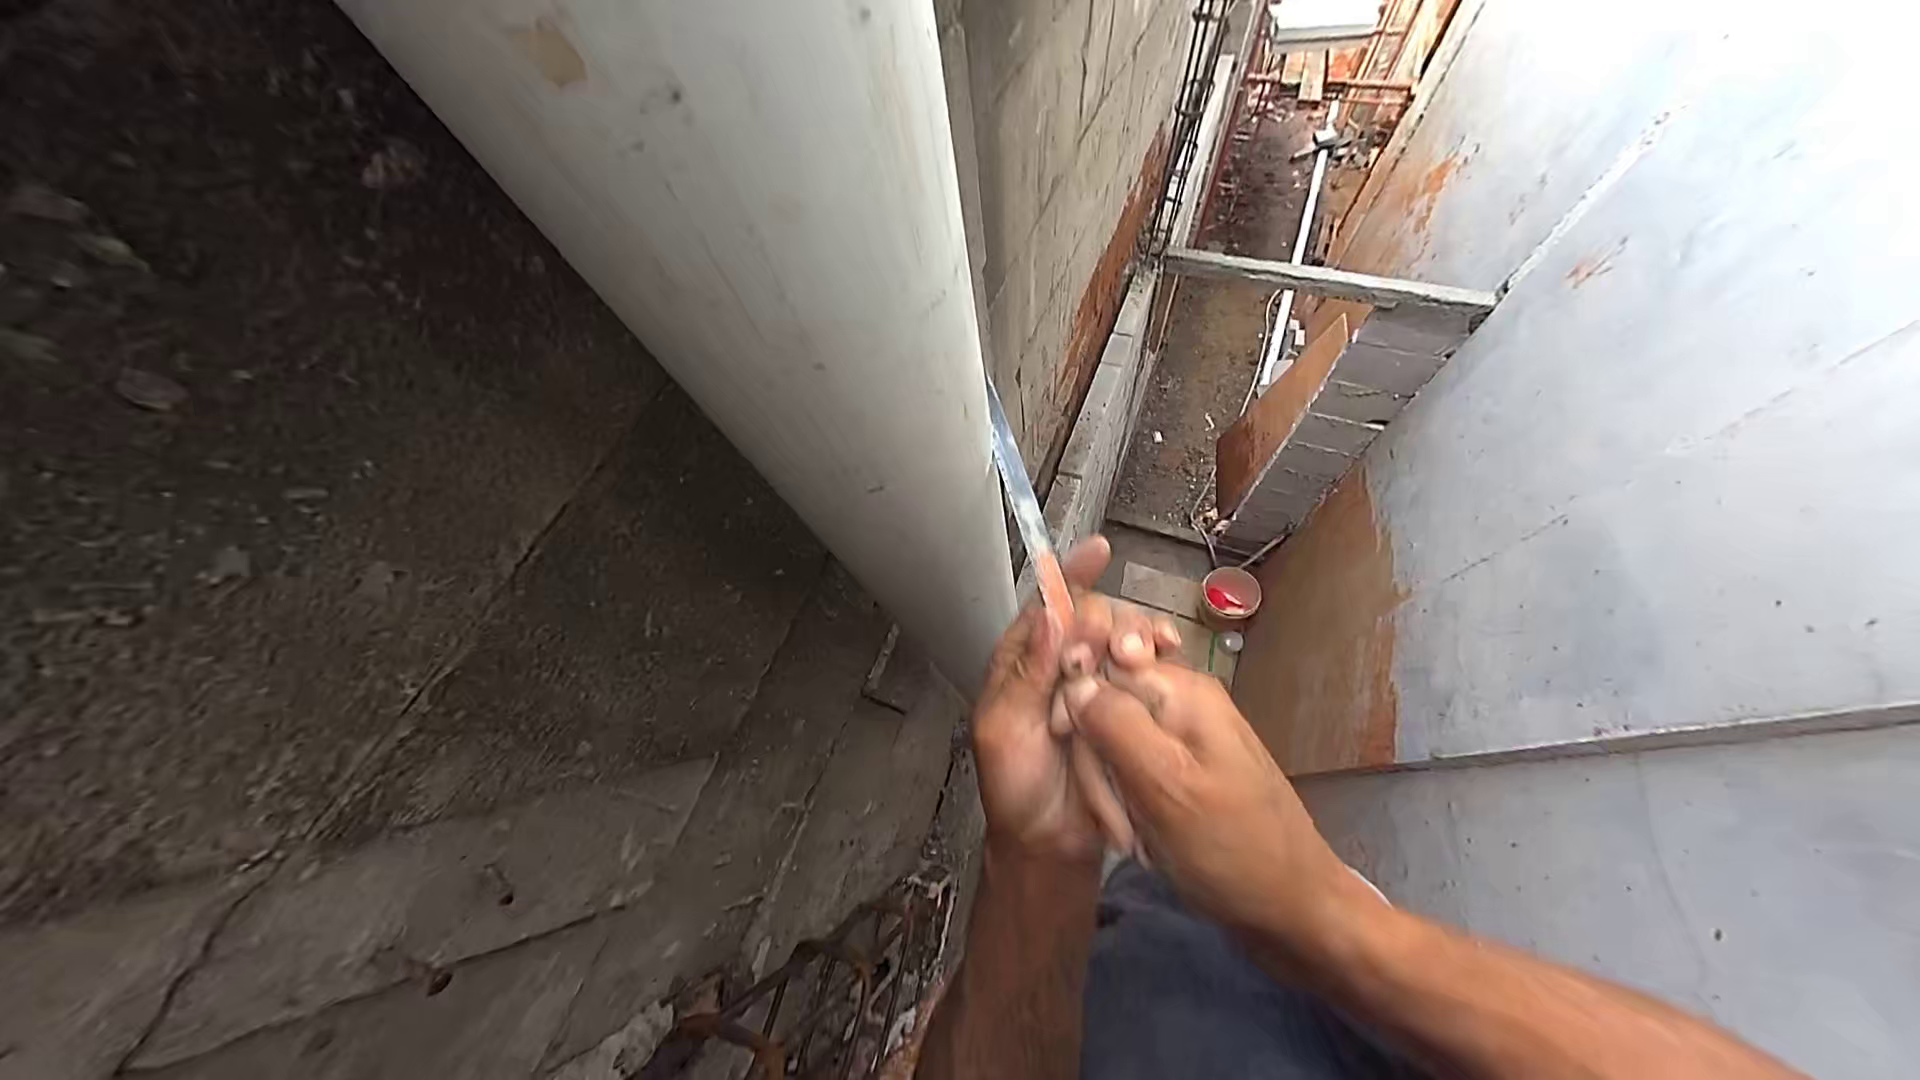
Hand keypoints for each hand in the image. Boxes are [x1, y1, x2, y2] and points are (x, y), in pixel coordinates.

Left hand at [970, 537, 1183, 862]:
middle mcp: (1058, 664)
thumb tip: (1047, 614)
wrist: (1051, 843)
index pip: (1044, 607)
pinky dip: (1155, 654)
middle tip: (1104, 655)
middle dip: (1102, 621)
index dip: (1067, 577)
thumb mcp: (1004, 730)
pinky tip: (1168, 652)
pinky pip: (1142, 668)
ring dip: (1133, 634)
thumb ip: (1024, 674)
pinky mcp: (1124, 705)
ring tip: (1143, 651)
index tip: (1096, 551)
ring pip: (1118, 637)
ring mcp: (1094, 683)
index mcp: (1021, 662)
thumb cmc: (1016, 787)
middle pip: (1087, 616)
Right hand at [1059, 653, 1376, 957]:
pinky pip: (1130, 764)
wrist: (1291, 909)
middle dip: (1094, 758)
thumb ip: (1116, 724)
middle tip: (1115, 820)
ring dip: (1108, 787)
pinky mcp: (1178, 762)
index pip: (1100, 662)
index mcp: (1180, 689)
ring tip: (1132, 837)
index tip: (1064, 740)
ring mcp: (1179, 731)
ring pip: (1110, 739)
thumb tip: (1076, 681)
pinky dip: (1123, 797)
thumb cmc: (1232, 848)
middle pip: (1103, 702)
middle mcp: (1179, 698)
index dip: (1075, 699)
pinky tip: (1138, 833)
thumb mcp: (1166, 785)